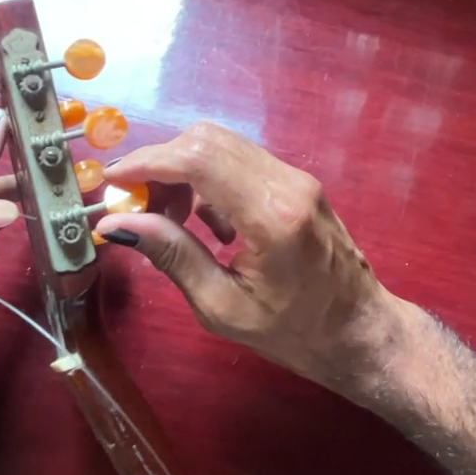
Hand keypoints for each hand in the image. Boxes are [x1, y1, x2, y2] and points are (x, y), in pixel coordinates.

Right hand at [92, 122, 412, 396]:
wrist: (363, 331)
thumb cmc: (297, 334)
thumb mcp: (224, 307)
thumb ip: (173, 256)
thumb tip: (119, 224)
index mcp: (271, 214)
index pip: (199, 159)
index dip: (147, 162)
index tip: (112, 182)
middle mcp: (286, 181)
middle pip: (208, 140)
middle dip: (161, 164)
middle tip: (137, 207)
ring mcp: (297, 176)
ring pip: (224, 145)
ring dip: (184, 171)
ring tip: (169, 221)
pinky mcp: (298, 181)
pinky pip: (241, 162)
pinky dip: (210, 180)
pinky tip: (209, 226)